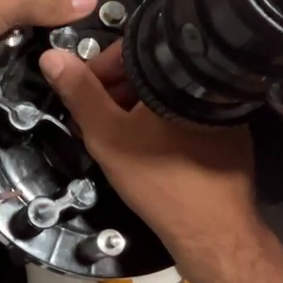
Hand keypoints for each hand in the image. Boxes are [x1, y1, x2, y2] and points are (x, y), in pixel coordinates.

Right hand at [39, 42, 262, 262]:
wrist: (212, 231)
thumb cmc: (158, 179)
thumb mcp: (107, 135)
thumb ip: (79, 93)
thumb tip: (51, 56)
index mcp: (178, 76)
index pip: (130, 51)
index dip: (98, 69)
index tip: (81, 95)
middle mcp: (205, 86)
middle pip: (148, 74)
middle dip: (115, 92)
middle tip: (94, 120)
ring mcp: (223, 110)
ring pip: (166, 96)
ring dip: (136, 109)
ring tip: (116, 137)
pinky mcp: (231, 134)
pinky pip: (186, 116)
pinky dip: (162, 124)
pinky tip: (147, 148)